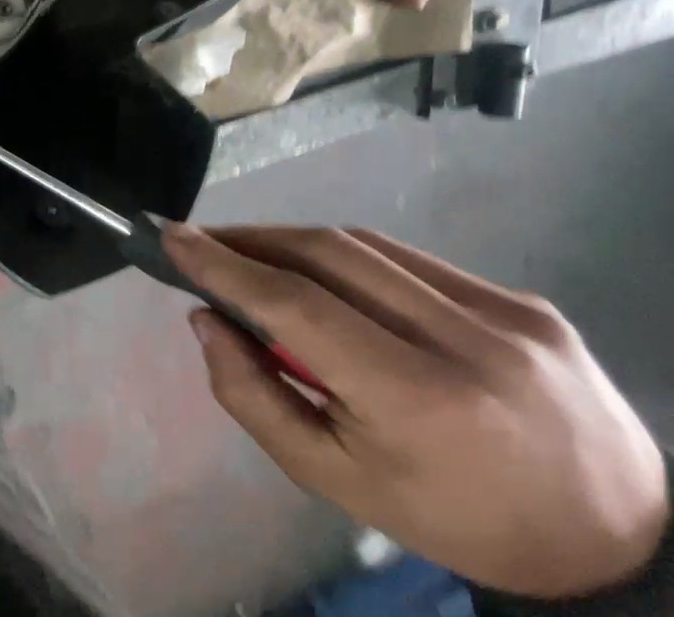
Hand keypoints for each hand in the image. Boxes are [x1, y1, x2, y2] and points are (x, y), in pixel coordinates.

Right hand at [166, 226, 667, 599]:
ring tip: (251, 255)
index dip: (224, 265)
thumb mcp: (328, 476)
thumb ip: (251, 395)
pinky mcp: (530, 305)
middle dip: (252, 239)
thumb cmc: (447, 516)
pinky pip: (414, 263)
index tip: (171, 238)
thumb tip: (205, 319)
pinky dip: (351, 261)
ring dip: (295, 243)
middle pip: (331, 255)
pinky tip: (328, 280)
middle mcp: (470, 343)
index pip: (297, 304)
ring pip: (370, 248)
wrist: (608, 540)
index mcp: (417, 400)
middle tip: (200, 242)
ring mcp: (511, 316)